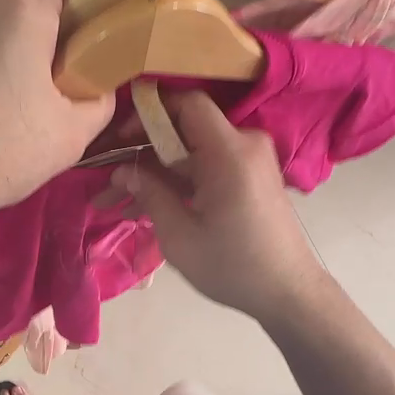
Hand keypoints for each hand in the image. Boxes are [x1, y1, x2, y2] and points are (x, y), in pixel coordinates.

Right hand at [111, 92, 326, 323]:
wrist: (287, 291)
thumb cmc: (233, 267)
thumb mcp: (180, 236)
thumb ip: (151, 194)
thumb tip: (124, 171)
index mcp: (229, 152)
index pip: (187, 103)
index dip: (149, 112)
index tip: (119, 137)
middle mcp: (244, 145)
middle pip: (185, 130)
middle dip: (143, 152)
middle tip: (108, 180)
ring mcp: (250, 160)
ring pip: (192, 153)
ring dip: (156, 173)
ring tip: (117, 202)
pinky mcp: (251, 177)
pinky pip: (207, 167)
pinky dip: (179, 181)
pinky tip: (148, 206)